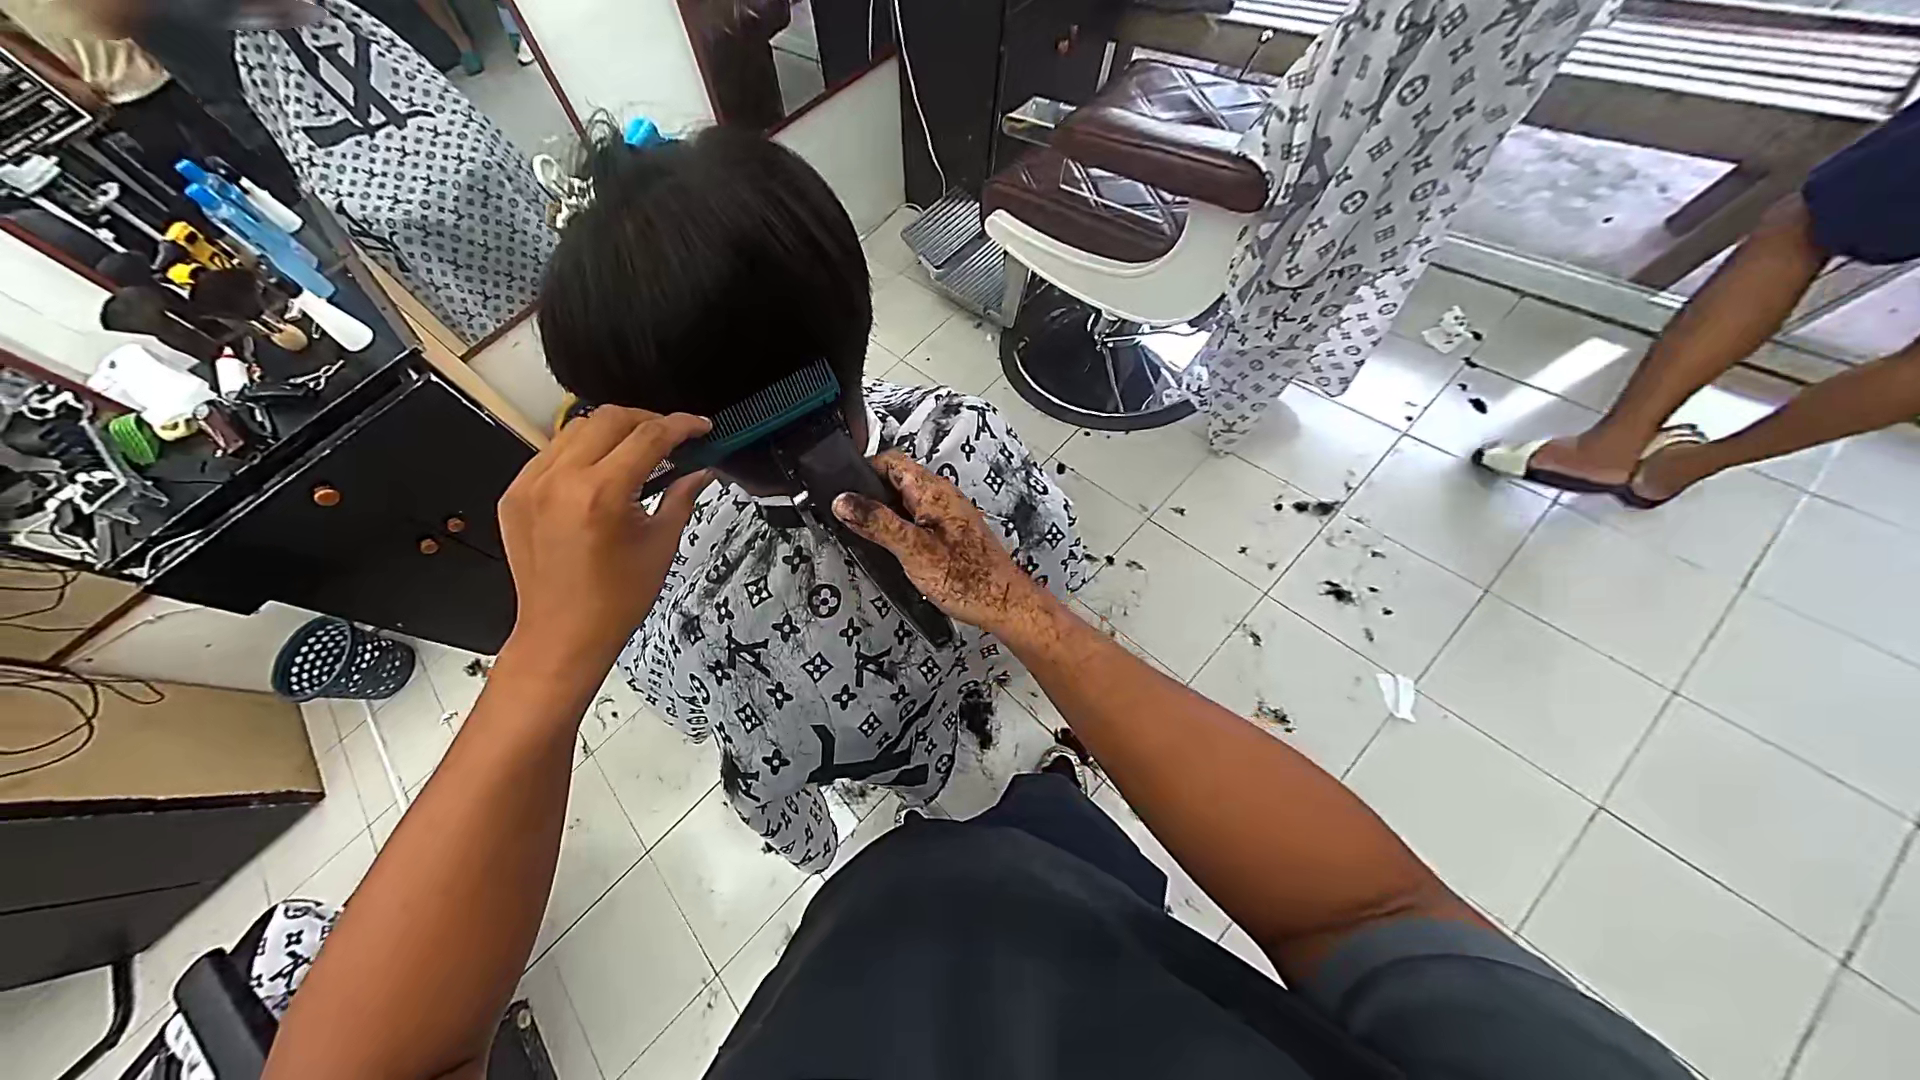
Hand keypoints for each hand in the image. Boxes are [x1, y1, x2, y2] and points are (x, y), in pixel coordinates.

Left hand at [497, 407, 710, 670]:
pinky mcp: (515, 494)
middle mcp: (559, 482)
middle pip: (610, 418)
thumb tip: (702, 471)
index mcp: (601, 494)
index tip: (700, 427)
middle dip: (648, 420)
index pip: (648, 436)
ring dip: (613, 431)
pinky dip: (582, 450)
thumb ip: (683, 496)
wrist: (563, 633)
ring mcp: (531, 485)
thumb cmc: (613, 599)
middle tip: (673, 435)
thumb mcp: (662, 543)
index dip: (682, 425)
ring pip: (577, 428)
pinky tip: (603, 469)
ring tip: (639, 450)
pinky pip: (552, 452)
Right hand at [832, 451, 1063, 640]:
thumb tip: (845, 502)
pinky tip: (897, 553)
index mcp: (933, 491)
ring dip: (885, 518)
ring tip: (873, 540)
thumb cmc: (970, 580)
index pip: (888, 460)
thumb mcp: (912, 550)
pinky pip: (915, 522)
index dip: (861, 472)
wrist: (1002, 604)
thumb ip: (877, 523)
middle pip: (893, 482)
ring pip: (904, 503)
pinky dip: (900, 532)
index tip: (844, 493)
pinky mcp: (949, 533)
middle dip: (870, 499)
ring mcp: (946, 515)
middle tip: (854, 521)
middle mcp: (942, 496)